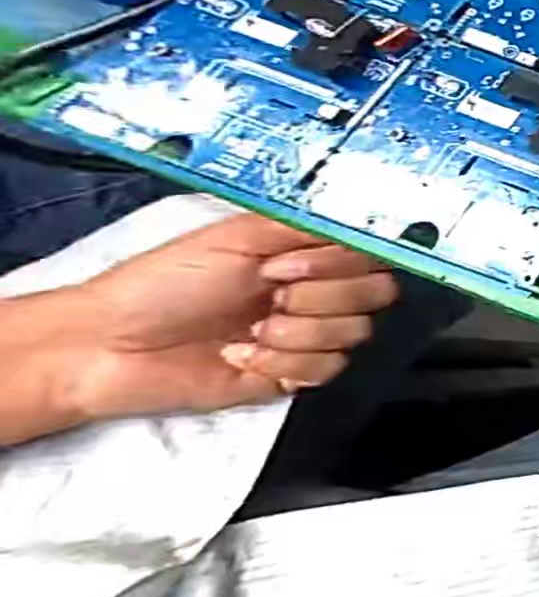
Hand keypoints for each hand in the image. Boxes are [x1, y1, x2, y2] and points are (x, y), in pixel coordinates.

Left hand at [63, 212, 397, 417]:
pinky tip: (242, 356)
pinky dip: (282, 362)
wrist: (102, 346)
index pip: (378, 257)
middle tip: (268, 299)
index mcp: (321, 258)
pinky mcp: (300, 372)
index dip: (341, 264)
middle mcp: (328, 293)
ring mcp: (317, 333)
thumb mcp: (237, 236)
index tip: (284, 267)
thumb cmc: (163, 284)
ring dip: (296, 332)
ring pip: (356, 332)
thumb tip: (367, 225)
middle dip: (319, 299)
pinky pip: (330, 367)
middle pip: (379, 294)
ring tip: (248, 331)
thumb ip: (308, 225)